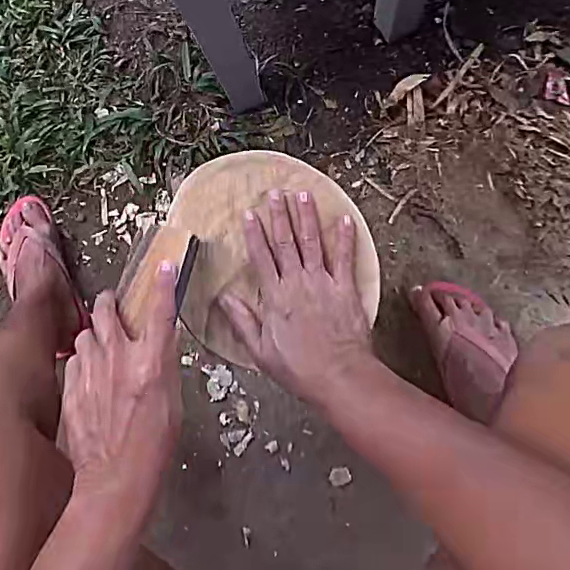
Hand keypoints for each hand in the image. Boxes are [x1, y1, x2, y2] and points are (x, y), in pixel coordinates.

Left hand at [58, 263, 181, 515]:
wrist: (115, 481)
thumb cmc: (153, 443)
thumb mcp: (173, 397)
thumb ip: (163, 361)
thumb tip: (161, 340)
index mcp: (152, 358)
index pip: (160, 308)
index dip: (164, 283)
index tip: (165, 267)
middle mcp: (119, 356)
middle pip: (107, 308)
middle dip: (109, 302)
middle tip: (113, 304)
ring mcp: (91, 370)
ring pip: (85, 331)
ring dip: (93, 330)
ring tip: (99, 339)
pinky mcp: (72, 386)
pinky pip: (74, 358)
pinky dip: (81, 358)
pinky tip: (88, 369)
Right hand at [218, 189, 371, 404]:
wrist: (340, 376)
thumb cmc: (301, 369)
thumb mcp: (261, 352)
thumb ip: (243, 322)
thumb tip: (224, 299)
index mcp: (276, 297)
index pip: (261, 257)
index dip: (254, 234)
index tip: (248, 214)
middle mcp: (298, 282)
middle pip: (285, 241)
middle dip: (278, 214)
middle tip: (274, 193)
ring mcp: (323, 282)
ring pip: (312, 241)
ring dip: (307, 216)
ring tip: (303, 194)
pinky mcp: (345, 287)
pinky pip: (345, 257)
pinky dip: (345, 237)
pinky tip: (344, 218)